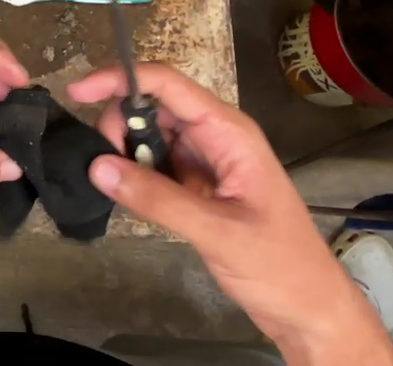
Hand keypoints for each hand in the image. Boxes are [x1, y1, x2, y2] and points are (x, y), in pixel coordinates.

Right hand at [68, 64, 392, 365]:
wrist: (313, 314)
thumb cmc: (281, 267)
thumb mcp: (219, 233)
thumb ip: (157, 199)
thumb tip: (98, 166)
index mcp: (228, 131)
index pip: (166, 84)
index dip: (120, 79)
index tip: (79, 91)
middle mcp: (215, 136)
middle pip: (153, 106)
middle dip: (120, 124)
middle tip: (104, 163)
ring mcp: (206, 159)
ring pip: (151, 134)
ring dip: (127, 151)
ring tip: (118, 184)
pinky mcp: (198, 184)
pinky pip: (157, 163)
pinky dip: (137, 173)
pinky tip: (130, 194)